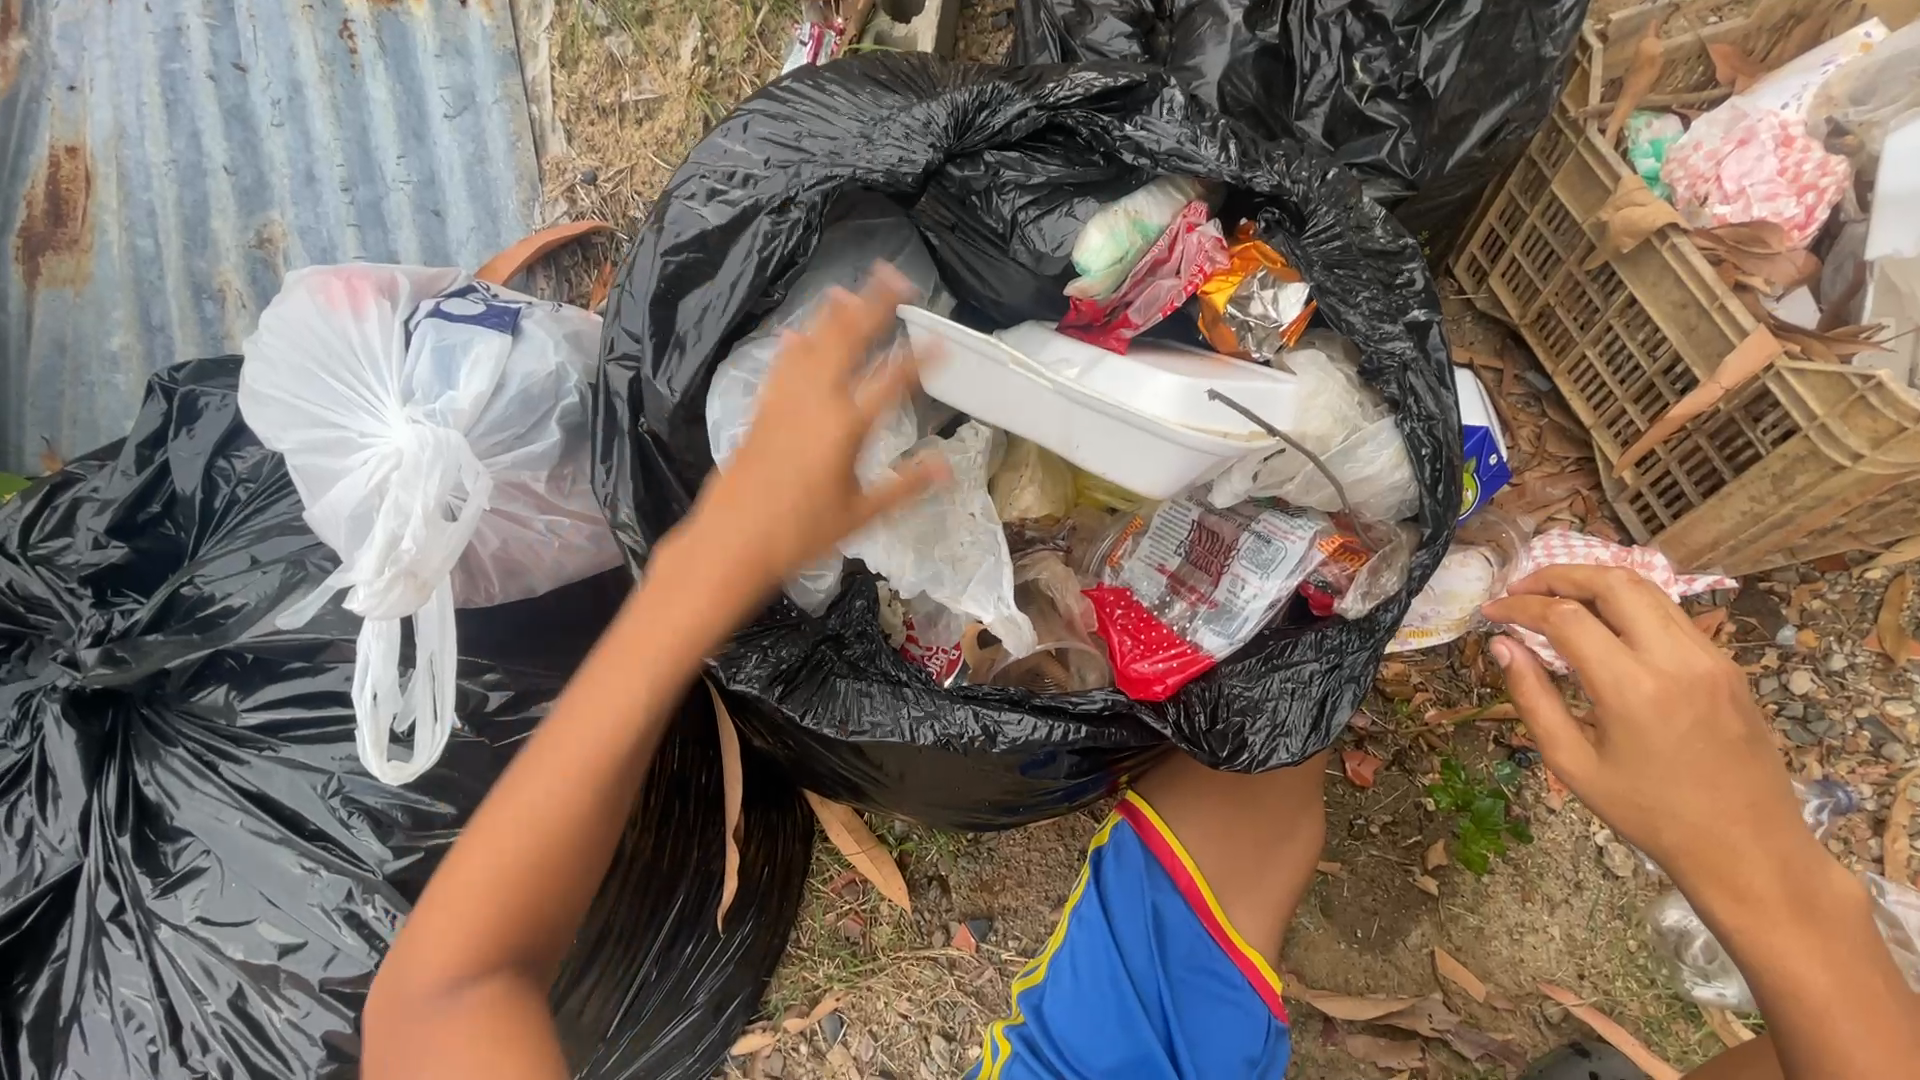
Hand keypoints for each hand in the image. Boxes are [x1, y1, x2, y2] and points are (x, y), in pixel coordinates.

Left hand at [676, 262, 946, 591]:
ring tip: (849, 288)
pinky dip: (794, 345)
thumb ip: (906, 485)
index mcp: (847, 425)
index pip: (894, 380)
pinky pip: (781, 365)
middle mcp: (817, 400)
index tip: (942, 340)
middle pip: (849, 340)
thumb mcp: (862, 513)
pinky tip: (796, 333)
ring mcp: (785, 400)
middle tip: (895, 276)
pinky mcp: (762, 409)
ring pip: (813, 344)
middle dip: (874, 305)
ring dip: (833, 314)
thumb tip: (948, 467)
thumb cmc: (801, 532)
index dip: (921, 357)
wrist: (732, 540)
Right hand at [1481, 565, 1809, 886]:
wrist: (1750, 848)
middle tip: (1518, 590)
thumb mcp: (1572, 764)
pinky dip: (1625, 602)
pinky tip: (1598, 621)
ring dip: (1592, 581)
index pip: (1565, 618)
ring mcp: (1711, 659)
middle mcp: (1678, 661)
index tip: (1489, 613)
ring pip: (1647, 589)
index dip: (1519, 606)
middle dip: (1556, 576)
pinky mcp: (1727, 666)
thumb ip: (1532, 698)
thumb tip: (1501, 646)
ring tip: (1552, 596)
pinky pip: (1670, 613)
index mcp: (1633, 689)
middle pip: (1612, 582)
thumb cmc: (1649, 812)